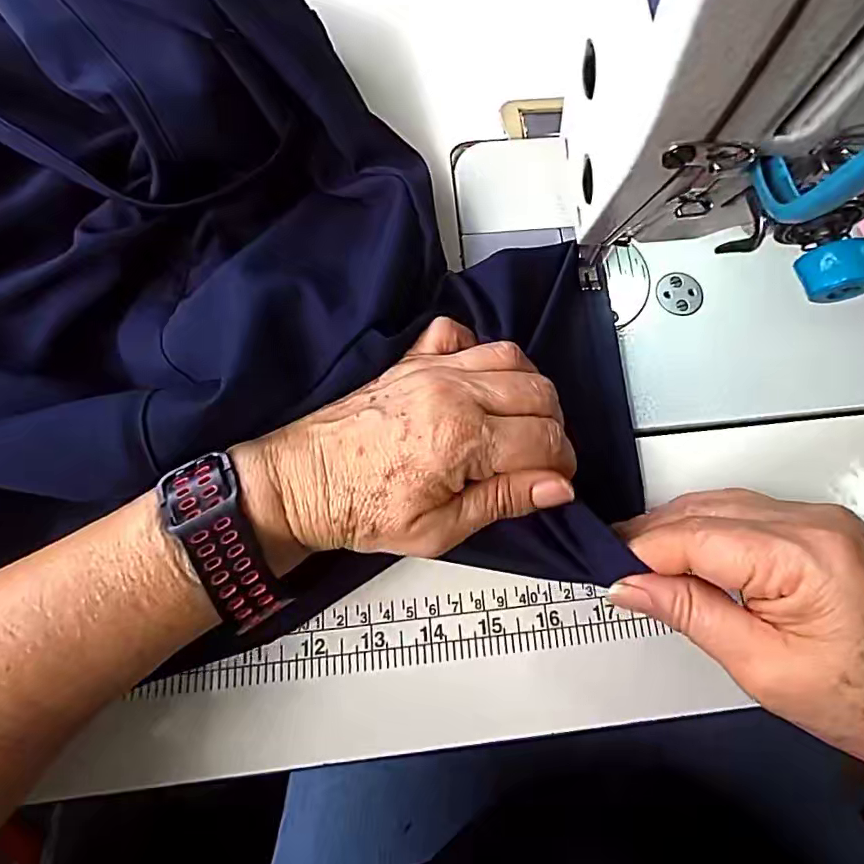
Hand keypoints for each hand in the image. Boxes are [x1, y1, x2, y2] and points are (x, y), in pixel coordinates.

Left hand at [232, 317, 576, 566]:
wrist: (303, 481)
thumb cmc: (357, 508)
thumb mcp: (437, 530)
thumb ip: (502, 501)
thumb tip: (555, 487)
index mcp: (460, 437)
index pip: (544, 440)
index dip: (560, 466)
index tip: (554, 480)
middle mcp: (449, 391)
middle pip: (539, 394)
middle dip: (552, 429)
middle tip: (538, 458)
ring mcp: (428, 370)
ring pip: (511, 357)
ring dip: (527, 389)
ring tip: (516, 424)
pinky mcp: (409, 362)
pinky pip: (456, 333)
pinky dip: (476, 350)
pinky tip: (476, 380)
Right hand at [608, 490, 863, 842]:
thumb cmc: (861, 702)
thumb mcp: (758, 665)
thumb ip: (687, 612)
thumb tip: (625, 585)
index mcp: (803, 557)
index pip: (691, 537)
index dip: (639, 554)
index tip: (606, 574)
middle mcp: (812, 522)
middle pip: (700, 513)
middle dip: (650, 540)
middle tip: (617, 573)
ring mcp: (819, 518)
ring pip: (715, 505)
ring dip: (673, 533)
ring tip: (645, 569)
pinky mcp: (818, 524)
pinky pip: (740, 512)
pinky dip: (703, 530)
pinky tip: (685, 558)